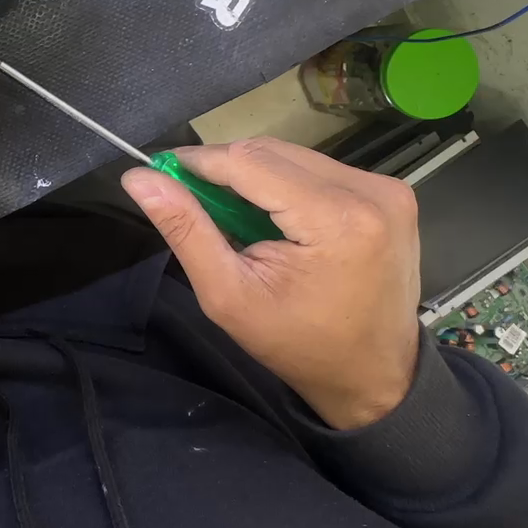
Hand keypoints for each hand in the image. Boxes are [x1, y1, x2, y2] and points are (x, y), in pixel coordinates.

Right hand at [121, 138, 420, 429]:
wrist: (373, 376)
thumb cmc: (297, 343)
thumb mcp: (227, 294)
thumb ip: (184, 229)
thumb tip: (138, 178)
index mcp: (336, 218)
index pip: (248, 160)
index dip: (197, 160)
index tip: (158, 169)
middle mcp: (368, 191)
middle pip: (269, 152)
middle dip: (221, 167)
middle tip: (186, 195)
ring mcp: (385, 189)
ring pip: (290, 155)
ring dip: (250, 173)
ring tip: (227, 213)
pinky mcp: (389, 193)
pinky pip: (315, 168)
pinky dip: (280, 182)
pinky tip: (266, 215)